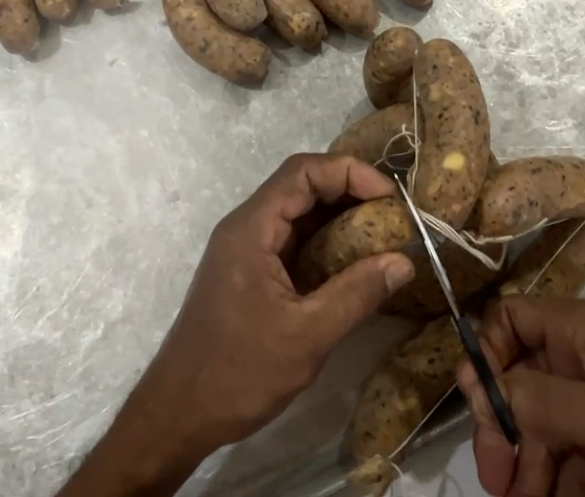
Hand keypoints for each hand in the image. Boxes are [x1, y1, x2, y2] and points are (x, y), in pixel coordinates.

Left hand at [60, 154, 415, 496]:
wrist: (179, 413)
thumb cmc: (238, 372)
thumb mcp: (307, 336)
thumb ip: (356, 294)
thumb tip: (404, 261)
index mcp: (252, 228)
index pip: (303, 172)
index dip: (350, 172)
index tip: (391, 197)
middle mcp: (246, 227)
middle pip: (301, 186)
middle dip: (349, 192)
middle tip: (395, 216)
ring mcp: (246, 250)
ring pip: (298, 213)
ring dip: (340, 217)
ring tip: (384, 235)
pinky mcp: (250, 272)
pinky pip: (292, 240)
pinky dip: (325, 242)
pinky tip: (355, 262)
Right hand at [459, 296, 584, 496]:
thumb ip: (543, 399)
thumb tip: (481, 385)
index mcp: (584, 330)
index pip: (512, 320)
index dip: (487, 357)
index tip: (478, 409)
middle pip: (522, 377)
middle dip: (503, 425)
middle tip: (495, 478)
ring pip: (545, 420)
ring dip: (529, 463)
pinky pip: (575, 450)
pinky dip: (560, 479)